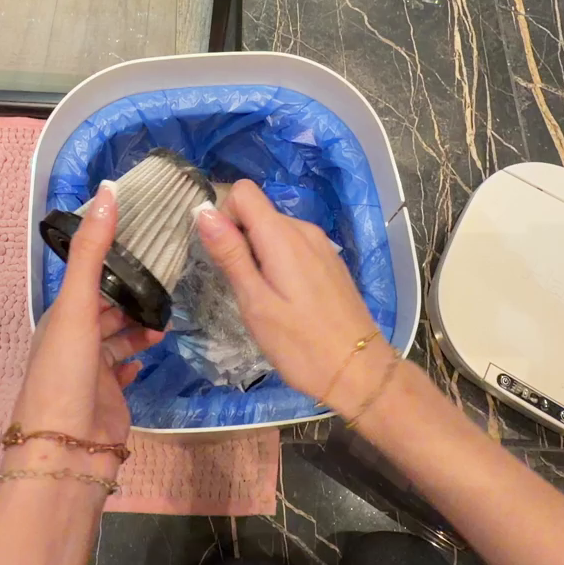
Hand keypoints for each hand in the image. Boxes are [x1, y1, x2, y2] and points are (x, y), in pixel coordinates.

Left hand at [10, 183, 163, 449]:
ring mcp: (91, 370)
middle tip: (168, 274)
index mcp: (60, 315)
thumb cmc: (65, 372)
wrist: (67, 453)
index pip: (88, 274)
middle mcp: (73, 339)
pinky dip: (138, 355)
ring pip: (118, 335)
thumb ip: (95, 251)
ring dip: (140, 323)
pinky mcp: (109, 397)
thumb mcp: (77, 305)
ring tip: (166, 314)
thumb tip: (108, 190)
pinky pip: (125, 367)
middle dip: (133, 291)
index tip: (144, 234)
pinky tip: (153, 348)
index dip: (113, 254)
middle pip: (106, 305)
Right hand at [193, 180, 386, 408]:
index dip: (225, 217)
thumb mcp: (255, 303)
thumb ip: (231, 254)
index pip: (244, 192)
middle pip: (258, 212)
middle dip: (240, 241)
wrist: (359, 372)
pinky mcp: (329, 261)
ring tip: (266, 299)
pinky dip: (280, 263)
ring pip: (275, 230)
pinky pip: (294, 246)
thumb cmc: (300, 343)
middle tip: (245, 289)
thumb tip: (204, 213)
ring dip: (260, 254)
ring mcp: (321, 244)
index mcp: (283, 236)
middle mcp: (304, 230)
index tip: (226, 256)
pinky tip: (288, 301)